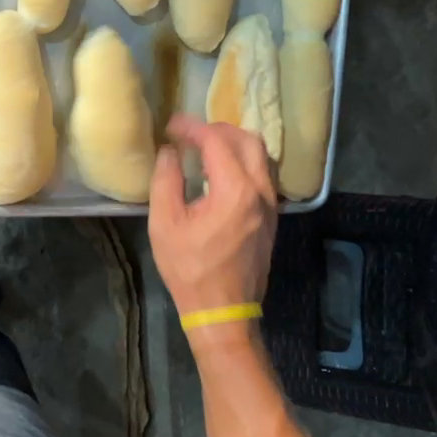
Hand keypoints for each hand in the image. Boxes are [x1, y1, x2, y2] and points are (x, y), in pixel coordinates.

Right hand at [148, 114, 277, 326]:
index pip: (216, 141)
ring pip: (261, 157)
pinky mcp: (271, 218)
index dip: (192, 128)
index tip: (170, 127)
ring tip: (205, 150)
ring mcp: (270, 206)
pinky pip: (262, 176)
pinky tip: (220, 174)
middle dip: (218, 130)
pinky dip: (243, 163)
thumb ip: (166, 181)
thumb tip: (169, 152)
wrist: (223, 310)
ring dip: (234, 144)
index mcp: (234, 190)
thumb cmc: (189, 269)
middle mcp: (260, 192)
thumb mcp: (165, 224)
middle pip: (248, 140)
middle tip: (190, 134)